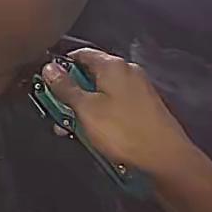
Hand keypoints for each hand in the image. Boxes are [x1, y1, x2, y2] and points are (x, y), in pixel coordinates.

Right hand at [42, 48, 209, 183]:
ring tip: (72, 130)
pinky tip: (93, 134)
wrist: (165, 158)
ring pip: (101, 93)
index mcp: (113, 65)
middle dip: (70, 93)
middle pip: (90, 75)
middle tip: (57, 114)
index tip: (45, 84)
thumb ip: (65, 87)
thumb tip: (49, 67)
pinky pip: (114, 105)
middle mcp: (127, 71)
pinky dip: (100, 116)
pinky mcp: (143, 108)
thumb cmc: (122, 131)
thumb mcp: (85, 109)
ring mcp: (138, 90)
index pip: (80, 53)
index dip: (60, 67)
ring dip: (83, 109)